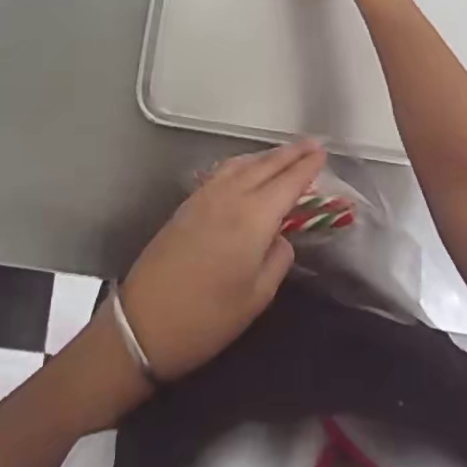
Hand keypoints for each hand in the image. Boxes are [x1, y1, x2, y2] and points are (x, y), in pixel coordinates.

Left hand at [117, 140, 326, 381]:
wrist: (143, 322)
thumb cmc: (207, 317)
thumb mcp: (257, 296)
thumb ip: (277, 259)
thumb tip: (280, 237)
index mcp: (251, 218)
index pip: (286, 183)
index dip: (307, 168)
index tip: (323, 153)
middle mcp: (227, 198)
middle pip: (263, 167)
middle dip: (289, 154)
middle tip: (312, 144)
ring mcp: (202, 200)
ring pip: (238, 166)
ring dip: (264, 157)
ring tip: (283, 154)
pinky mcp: (185, 208)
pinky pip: (220, 174)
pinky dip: (240, 166)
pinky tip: (245, 171)